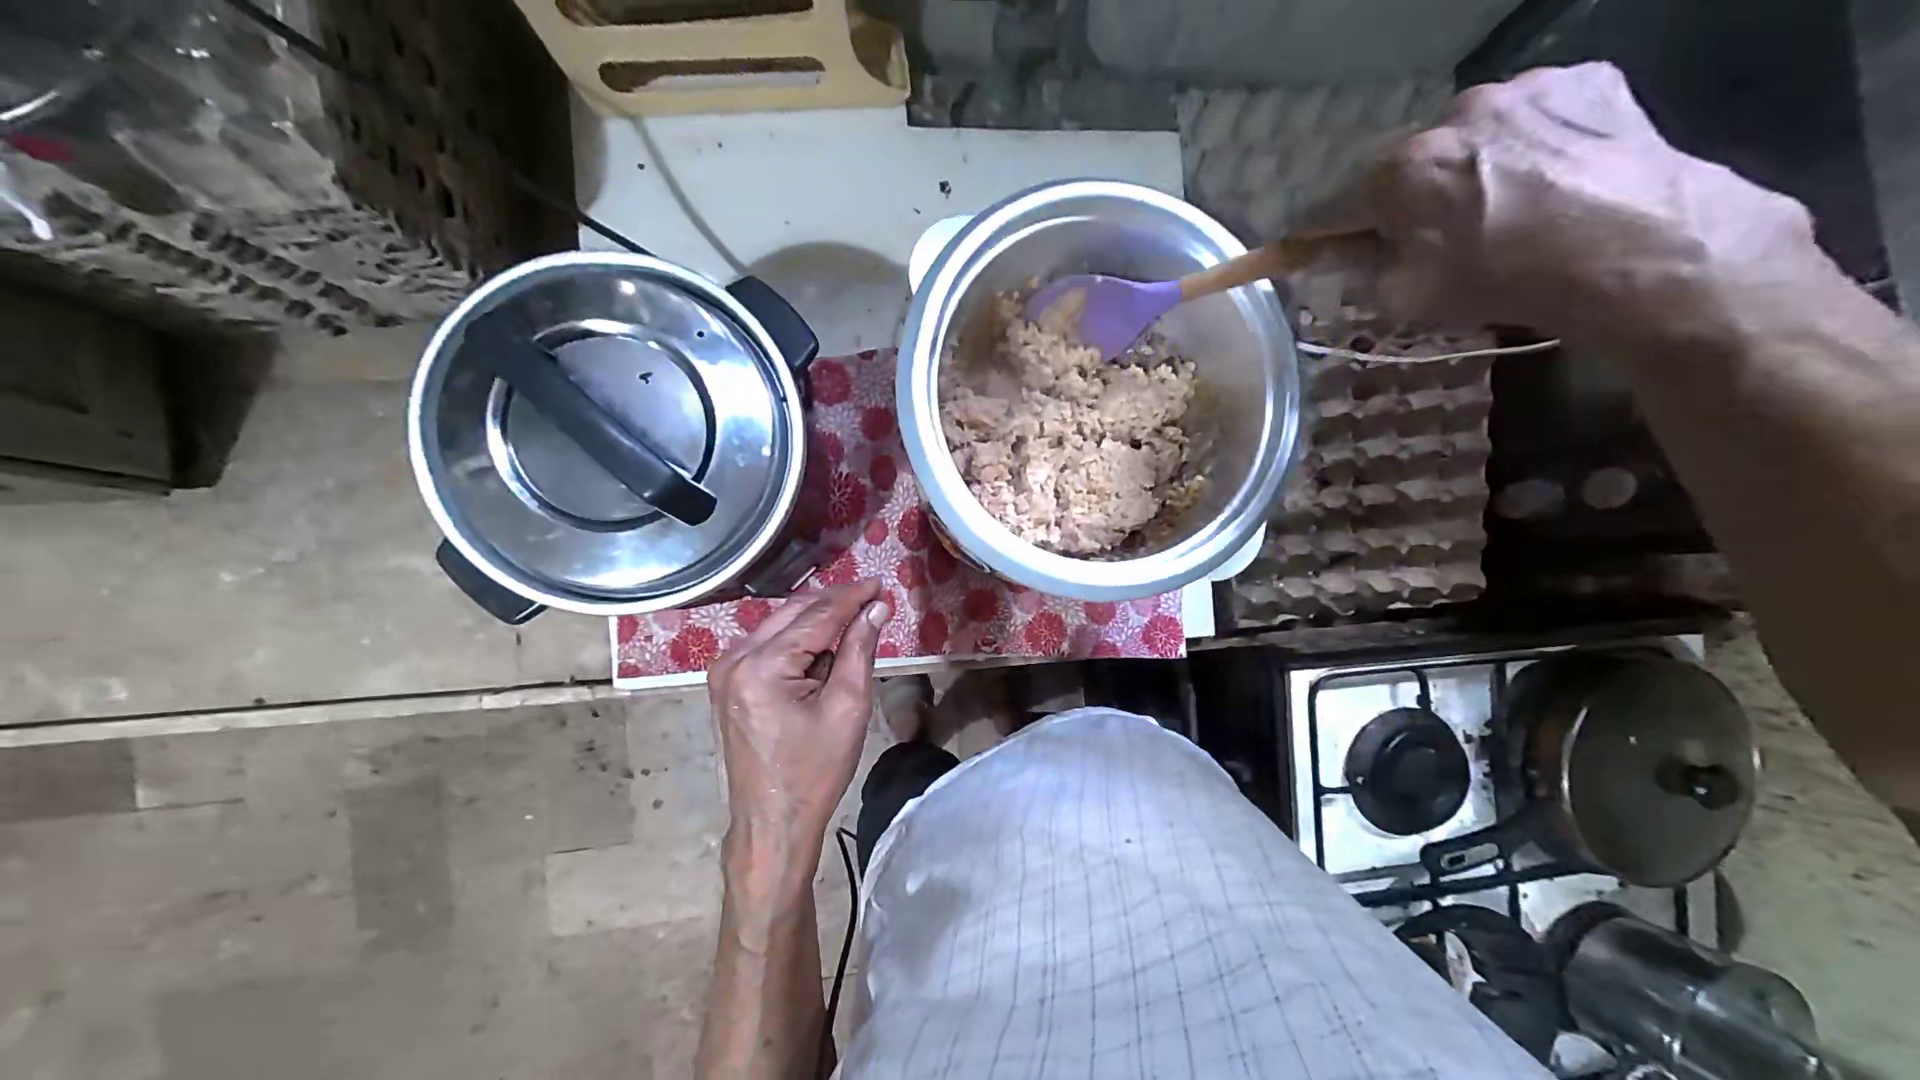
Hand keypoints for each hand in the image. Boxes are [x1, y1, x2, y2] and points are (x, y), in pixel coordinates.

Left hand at [708, 581, 891, 882]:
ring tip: (856, 616)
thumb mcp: (847, 707)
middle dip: (835, 602)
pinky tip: (825, 641)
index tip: (881, 583)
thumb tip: (876, 608)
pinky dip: (798, 638)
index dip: (852, 597)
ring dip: (817, 618)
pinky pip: (768, 643)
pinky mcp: (728, 682)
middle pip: (793, 612)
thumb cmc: (815, 771)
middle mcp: (735, 658)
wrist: (773, 820)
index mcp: (762, 666)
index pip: (816, 616)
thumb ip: (859, 649)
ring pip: (780, 624)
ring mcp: (725, 669)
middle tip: (873, 596)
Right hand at [1364, 62, 1836, 348]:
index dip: (1322, 232)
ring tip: (1501, 201)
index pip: (1332, 204)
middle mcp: (1450, 115)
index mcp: (1399, 171)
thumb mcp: (1406, 297)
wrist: (1637, 250)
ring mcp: (1520, 89)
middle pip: (1403, 162)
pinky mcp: (1581, 79)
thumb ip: (1359, 269)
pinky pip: (1529, 113)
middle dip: (1403, 195)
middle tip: (1429, 232)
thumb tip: (1338, 253)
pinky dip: (1525, 140)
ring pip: (1467, 133)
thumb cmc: (1504, 281)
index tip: (1315, 249)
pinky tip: (1548, 174)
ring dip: (1466, 163)